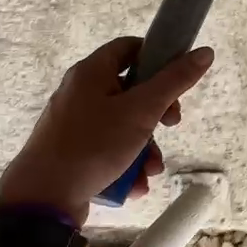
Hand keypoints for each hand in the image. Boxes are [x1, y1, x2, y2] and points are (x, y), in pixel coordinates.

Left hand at [0, 38, 214, 226]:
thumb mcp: (142, 110)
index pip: (130, 47)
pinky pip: (109, 147)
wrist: (42, 199)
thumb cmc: (94, 144)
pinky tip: (136, 183)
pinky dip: (127, 163)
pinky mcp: (72, 151)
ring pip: (124, 125)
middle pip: (132, 90)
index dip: (157, 57)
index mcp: (92, 73)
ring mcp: (75, 123)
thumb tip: (204, 52)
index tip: (178, 78)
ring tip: (152, 169)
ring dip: (146, 147)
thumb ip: (175, 81)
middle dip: (158, 113)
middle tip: (171, 125)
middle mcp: (81, 92)